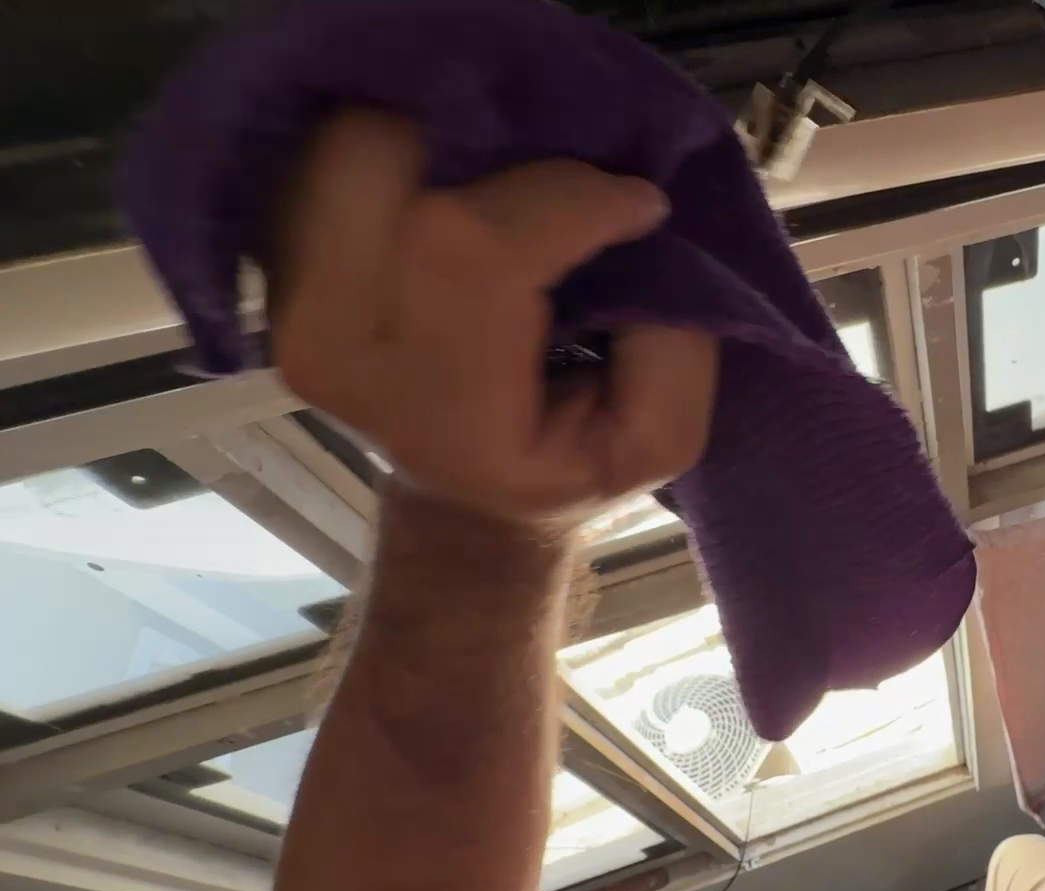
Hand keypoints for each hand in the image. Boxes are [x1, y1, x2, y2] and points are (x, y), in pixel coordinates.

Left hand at [270, 110, 718, 526]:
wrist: (475, 499)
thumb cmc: (576, 468)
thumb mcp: (660, 439)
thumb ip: (671, 347)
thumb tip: (641, 232)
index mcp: (447, 415)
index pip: (477, 252)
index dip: (570, 201)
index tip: (641, 205)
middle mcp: (339, 351)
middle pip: (387, 167)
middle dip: (502, 153)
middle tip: (571, 184)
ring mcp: (288, 304)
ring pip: (348, 145)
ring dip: (453, 142)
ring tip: (524, 185)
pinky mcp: (278, 265)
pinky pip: (329, 156)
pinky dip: (413, 152)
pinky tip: (471, 193)